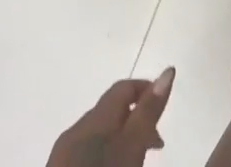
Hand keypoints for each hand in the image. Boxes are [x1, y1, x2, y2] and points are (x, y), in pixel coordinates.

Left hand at [46, 69, 174, 166]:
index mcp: (94, 119)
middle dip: (137, 119)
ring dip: (123, 138)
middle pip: (111, 110)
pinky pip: (87, 151)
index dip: (148, 90)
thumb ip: (150, 109)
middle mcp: (75, 130)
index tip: (165, 112)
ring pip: (100, 132)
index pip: (123, 88)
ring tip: (138, 159)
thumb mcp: (134, 144)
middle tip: (156, 145)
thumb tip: (167, 71)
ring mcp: (62, 154)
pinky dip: (107, 153)